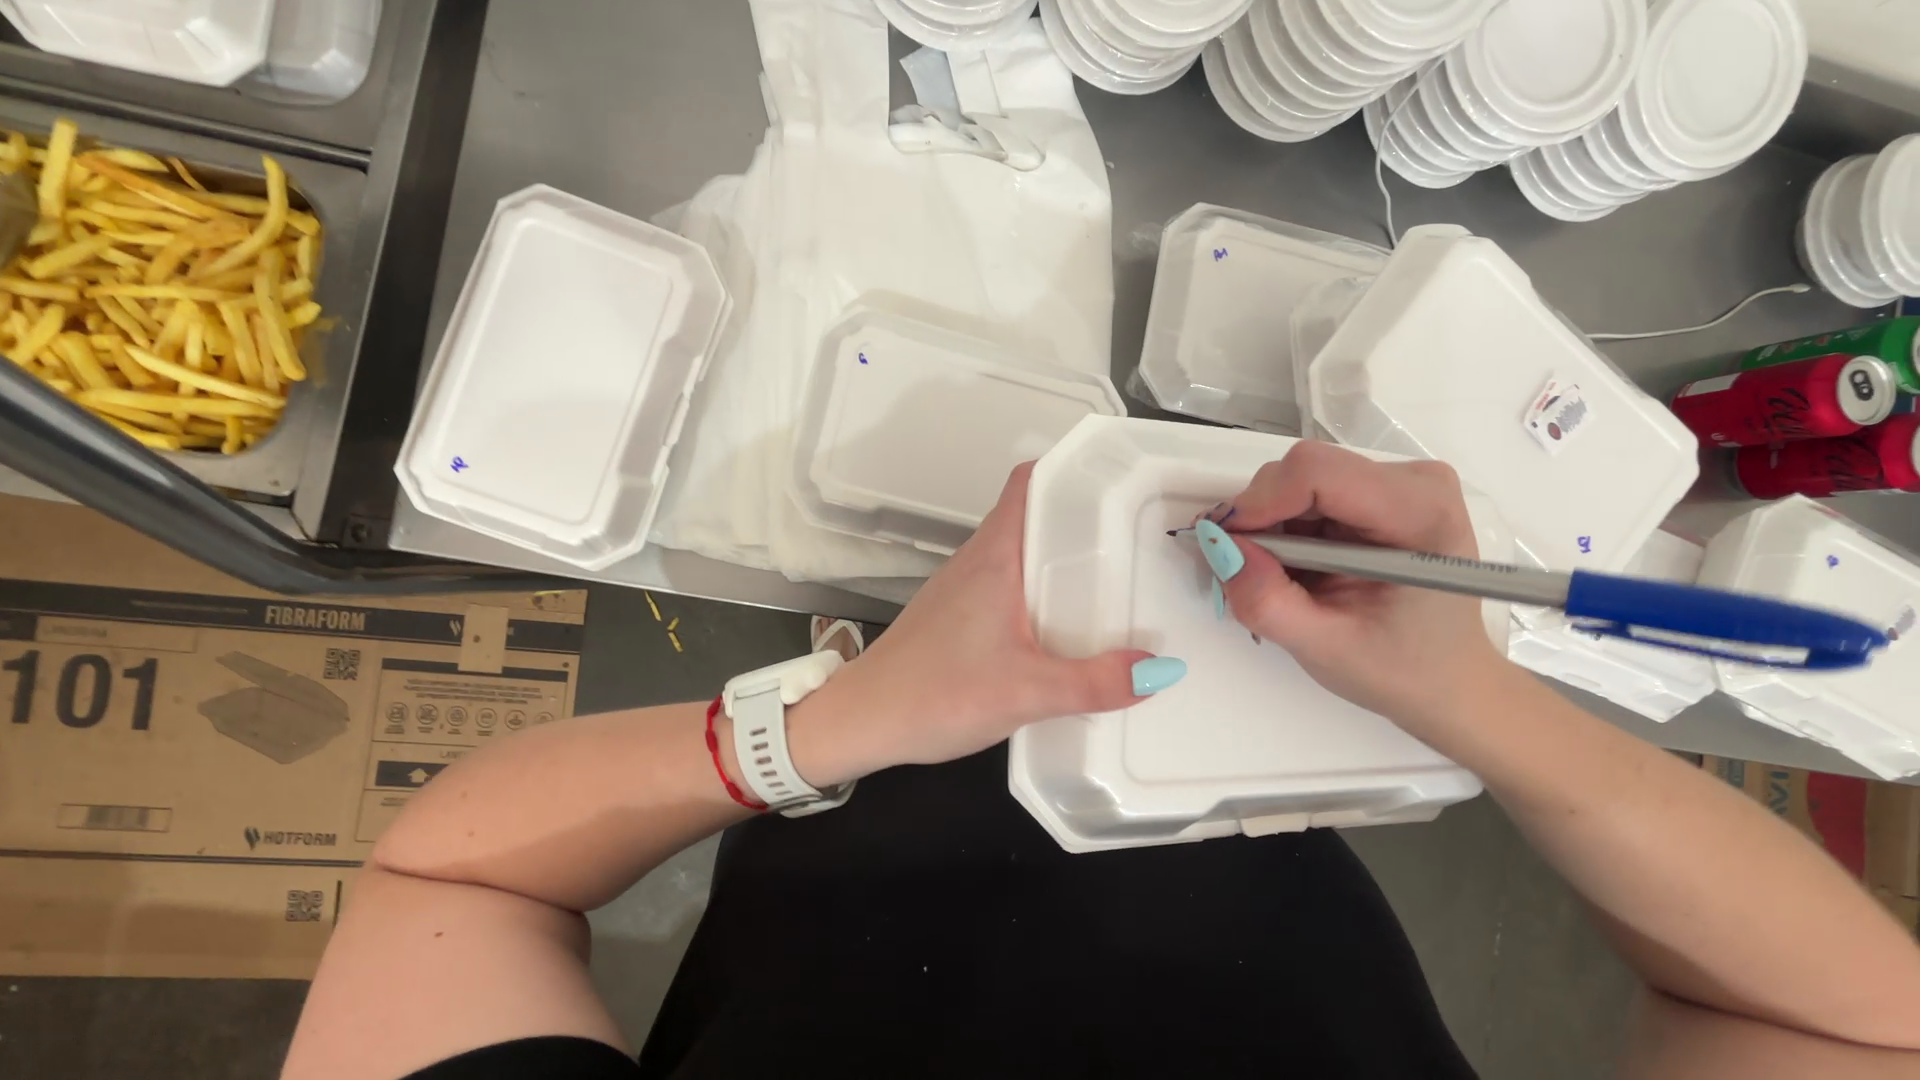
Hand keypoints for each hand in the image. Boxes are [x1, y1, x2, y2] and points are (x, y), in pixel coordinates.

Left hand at [788, 464, 1184, 785]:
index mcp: (995, 556)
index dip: (1072, 468)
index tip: (1120, 477)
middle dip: (1086, 517)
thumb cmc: (936, 694)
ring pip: (1023, 551)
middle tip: (1139, 534)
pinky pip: (1011, 584)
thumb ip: (1094, 683)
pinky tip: (1069, 625)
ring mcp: (965, 587)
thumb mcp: (1026, 692)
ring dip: (1064, 556)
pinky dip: (1043, 590)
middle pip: (1035, 514)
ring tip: (1117, 576)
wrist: (863, 721)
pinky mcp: (959, 615)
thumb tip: (1162, 669)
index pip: (1028, 482)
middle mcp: (979, 560)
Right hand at [1197, 441, 1506, 732]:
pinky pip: (1307, 491)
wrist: (1447, 681)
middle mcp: (1413, 482)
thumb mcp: (1323, 648)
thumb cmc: (1399, 670)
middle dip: (1261, 518)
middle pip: (1303, 471)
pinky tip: (1297, 565)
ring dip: (1270, 525)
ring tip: (1280, 577)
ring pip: (1298, 479)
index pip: (1315, 472)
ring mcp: (1398, 483)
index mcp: (1419, 513)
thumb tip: (1219, 547)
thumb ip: (1265, 600)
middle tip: (1249, 573)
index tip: (1229, 548)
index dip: (1259, 503)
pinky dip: (1284, 526)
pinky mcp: (1381, 491)